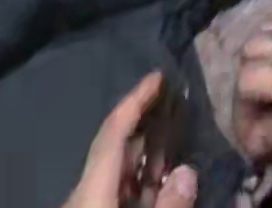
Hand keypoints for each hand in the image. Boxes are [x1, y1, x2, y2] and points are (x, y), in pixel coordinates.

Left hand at [64, 73, 198, 207]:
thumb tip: (188, 171)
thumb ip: (169, 206)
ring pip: (116, 171)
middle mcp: (83, 192)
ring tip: (173, 137)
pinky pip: (116, 191)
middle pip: (114, 147)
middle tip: (171, 100)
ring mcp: (86, 205)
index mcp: (90, 190)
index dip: (136, 99)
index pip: (113, 131)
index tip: (158, 75)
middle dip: (143, 124)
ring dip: (144, 157)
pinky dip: (139, 181)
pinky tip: (160, 181)